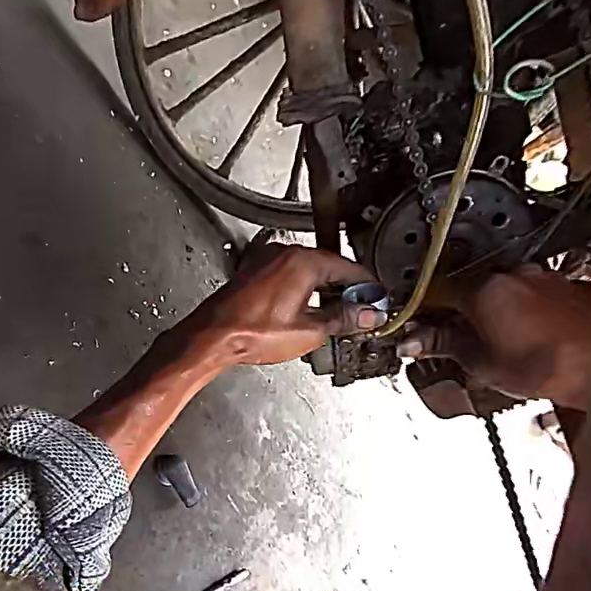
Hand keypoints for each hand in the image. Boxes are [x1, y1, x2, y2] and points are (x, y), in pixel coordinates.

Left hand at [175, 244, 379, 366]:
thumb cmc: (250, 331)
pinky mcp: (256, 272)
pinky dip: (303, 289)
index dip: (368, 288)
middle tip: (360, 312)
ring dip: (324, 290)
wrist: (212, 336)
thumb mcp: (309, 331)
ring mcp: (268, 260)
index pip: (350, 269)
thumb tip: (365, 315)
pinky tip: (305, 310)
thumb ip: (343, 319)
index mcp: (304, 261)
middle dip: (346, 290)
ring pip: (309, 271)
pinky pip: (289, 275)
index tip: (377, 300)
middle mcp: (285, 253)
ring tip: (335, 315)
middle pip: (330, 267)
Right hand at [398, 264, 590, 409]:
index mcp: (483, 289)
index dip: (420, 310)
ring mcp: (541, 276)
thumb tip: (415, 341)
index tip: (414, 324)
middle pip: (466, 286)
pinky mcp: (565, 285)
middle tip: (447, 336)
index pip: (434, 290)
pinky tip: (521, 332)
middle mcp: (512, 274)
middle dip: (453, 309)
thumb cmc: (553, 367)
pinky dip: (516, 307)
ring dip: (486, 308)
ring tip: (488, 339)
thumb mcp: (482, 363)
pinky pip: (528, 291)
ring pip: (498, 287)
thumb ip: (444, 345)